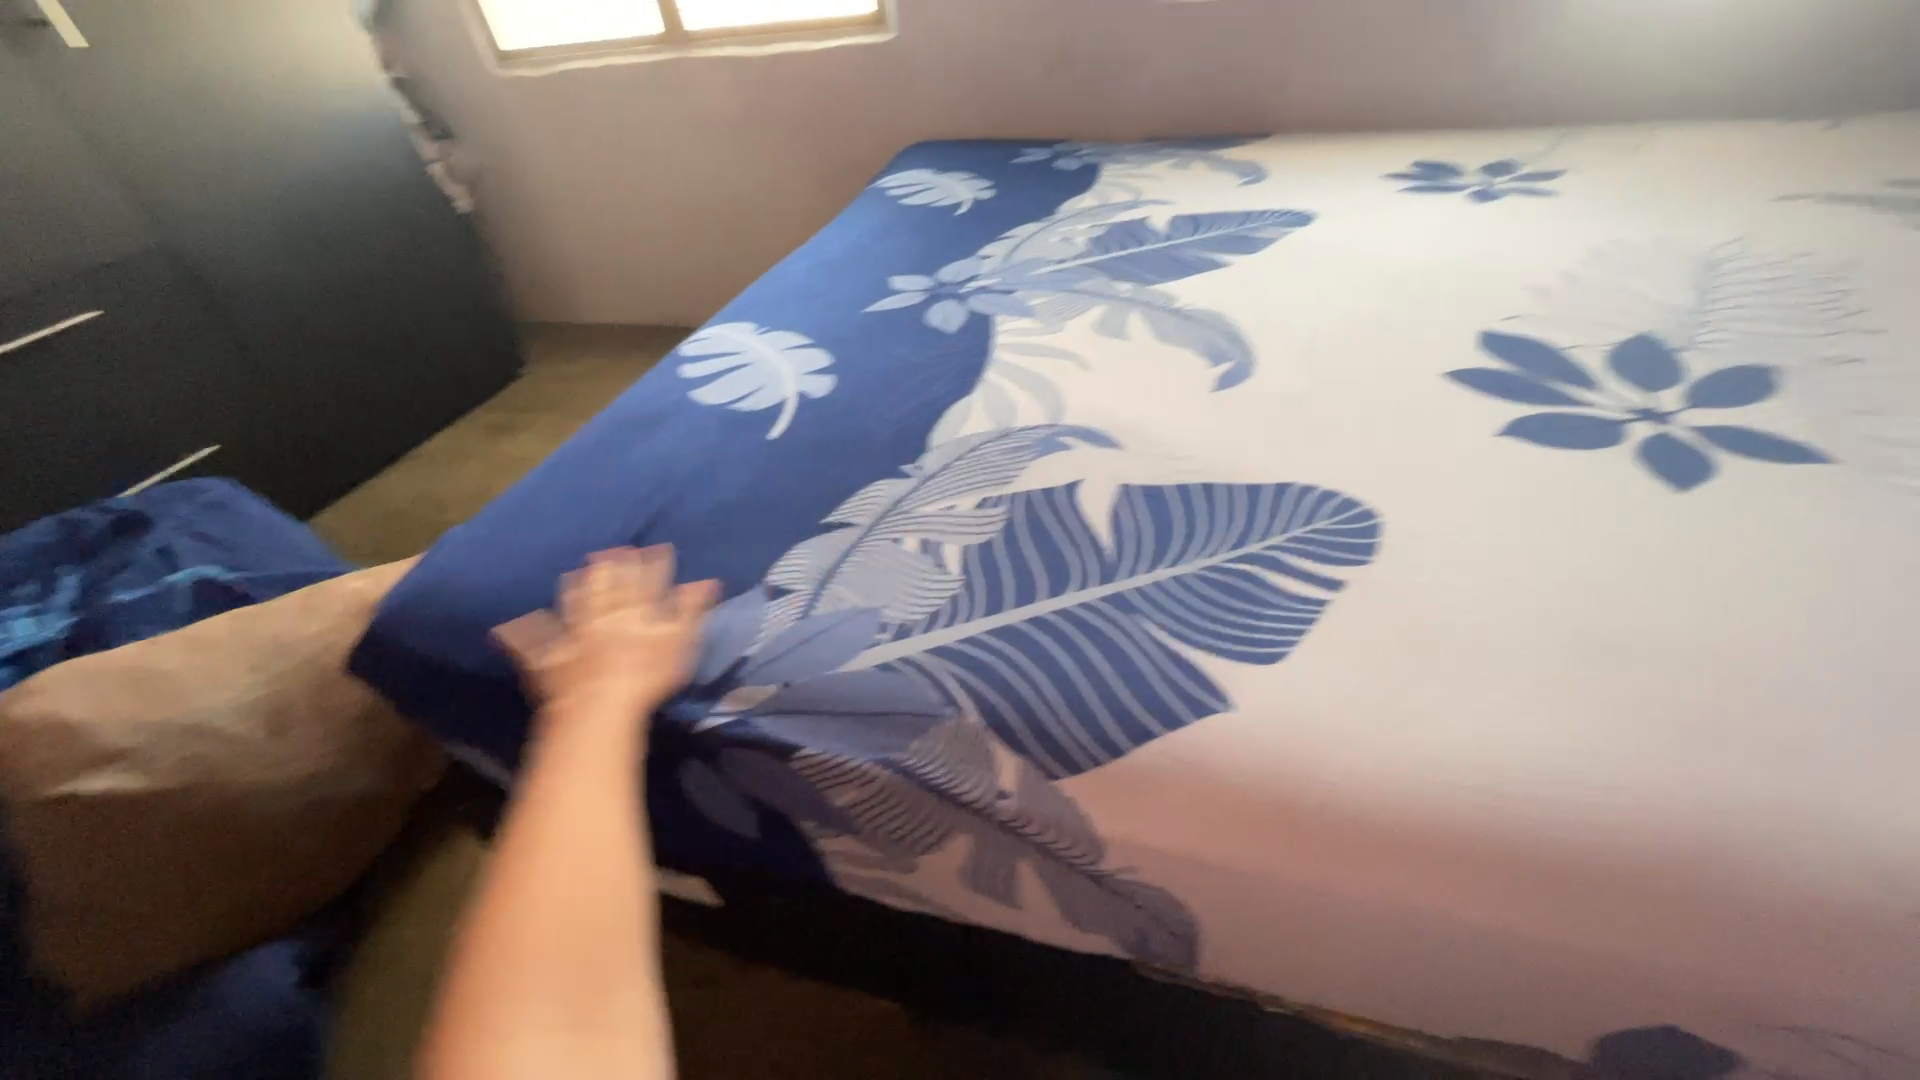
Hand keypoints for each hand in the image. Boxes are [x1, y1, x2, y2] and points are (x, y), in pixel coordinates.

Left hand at [493, 546, 719, 722]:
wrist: (600, 705)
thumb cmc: (648, 675)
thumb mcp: (681, 640)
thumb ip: (691, 609)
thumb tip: (706, 581)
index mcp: (636, 611)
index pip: (647, 581)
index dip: (652, 564)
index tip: (657, 547)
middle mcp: (603, 615)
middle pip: (608, 587)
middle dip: (611, 567)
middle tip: (611, 550)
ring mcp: (575, 634)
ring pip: (575, 605)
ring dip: (575, 588)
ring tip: (575, 572)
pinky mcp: (553, 657)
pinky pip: (535, 643)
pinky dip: (525, 633)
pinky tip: (512, 624)